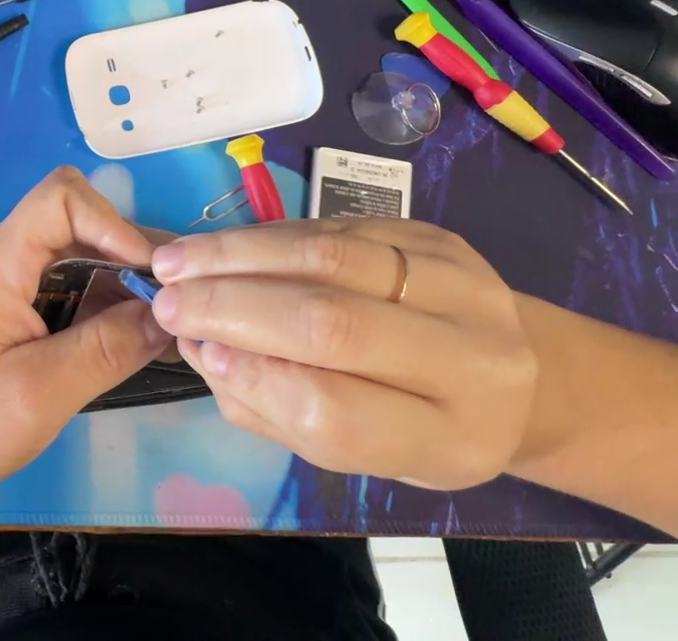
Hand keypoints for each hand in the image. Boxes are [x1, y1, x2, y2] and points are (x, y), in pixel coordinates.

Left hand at [0, 169, 171, 504]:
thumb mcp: (41, 392)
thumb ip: (107, 349)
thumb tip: (168, 316)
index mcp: (2, 263)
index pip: (62, 197)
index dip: (113, 222)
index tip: (149, 274)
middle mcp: (7, 260)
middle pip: (77, 219)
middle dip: (128, 250)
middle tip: (175, 298)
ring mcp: (12, 285)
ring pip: (79, 254)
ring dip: (121, 279)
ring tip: (168, 319)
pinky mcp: (18, 311)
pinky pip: (70, 287)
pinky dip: (105, 303)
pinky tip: (135, 337)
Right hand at [149, 220, 537, 489]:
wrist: (512, 374)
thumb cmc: (420, 425)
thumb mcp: (354, 451)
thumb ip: (273, 408)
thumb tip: (201, 347)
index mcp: (451, 439)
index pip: (337, 411)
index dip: (254, 378)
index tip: (194, 350)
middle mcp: (472, 359)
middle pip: (331, 322)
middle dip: (229, 306)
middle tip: (165, 300)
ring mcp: (459, 283)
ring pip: (327, 256)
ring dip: (235, 255)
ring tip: (175, 262)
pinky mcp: (435, 234)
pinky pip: (331, 227)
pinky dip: (265, 237)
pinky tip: (222, 247)